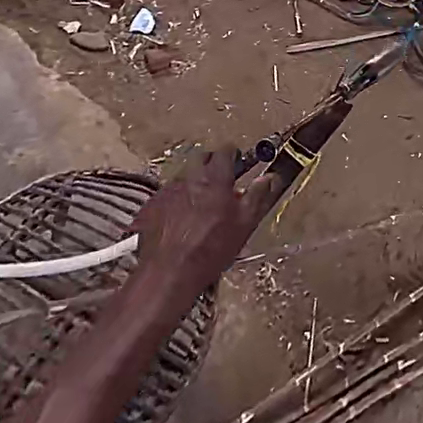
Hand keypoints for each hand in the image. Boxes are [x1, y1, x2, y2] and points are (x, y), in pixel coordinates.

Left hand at [131, 148, 274, 298]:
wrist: (168, 271)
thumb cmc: (211, 249)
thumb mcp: (244, 224)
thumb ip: (258, 196)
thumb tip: (270, 176)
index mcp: (214, 178)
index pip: (225, 151)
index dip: (233, 155)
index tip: (238, 163)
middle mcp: (189, 177)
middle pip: (202, 158)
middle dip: (212, 164)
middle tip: (220, 184)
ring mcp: (168, 189)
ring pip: (184, 177)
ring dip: (194, 184)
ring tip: (200, 208)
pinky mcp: (152, 204)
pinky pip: (167, 195)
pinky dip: (176, 201)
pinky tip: (179, 222)